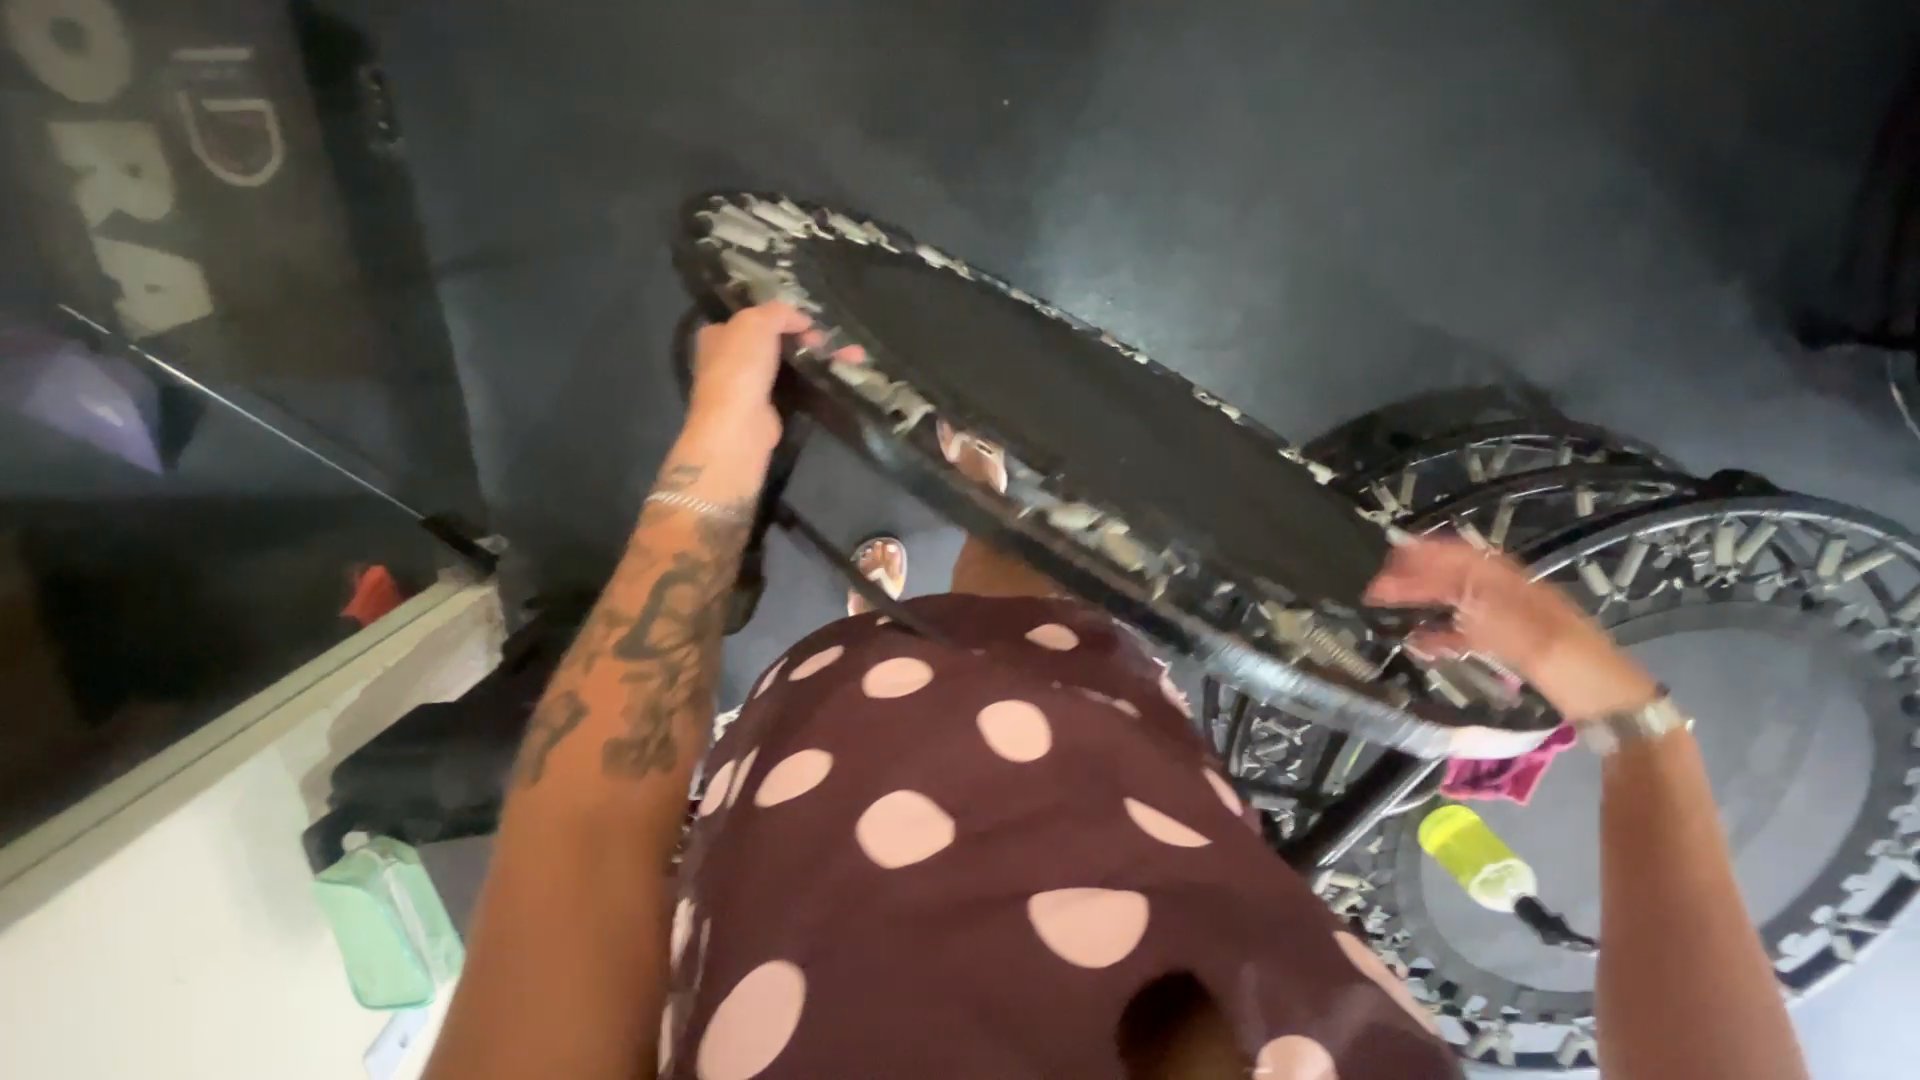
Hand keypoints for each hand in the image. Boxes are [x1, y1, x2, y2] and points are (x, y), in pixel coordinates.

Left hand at [684, 303, 863, 456]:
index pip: (752, 319)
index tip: (808, 320)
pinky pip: (799, 387)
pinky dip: (820, 380)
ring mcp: (751, 386)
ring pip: (791, 364)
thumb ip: (779, 312)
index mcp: (719, 335)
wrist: (739, 424)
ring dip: (820, 358)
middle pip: (775, 342)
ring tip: (852, 355)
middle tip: (827, 340)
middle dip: (806, 338)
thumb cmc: (740, 365)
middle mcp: (732, 360)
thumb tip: (802, 319)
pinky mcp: (771, 408)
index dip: (781, 316)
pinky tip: (843, 373)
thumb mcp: (756, 323)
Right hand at [1364, 538, 1659, 720]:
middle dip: (1418, 575)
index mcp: (1520, 591)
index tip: (1393, 558)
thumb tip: (1451, 600)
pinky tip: (1422, 641)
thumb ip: (1493, 621)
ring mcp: (1513, 621)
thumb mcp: (1540, 645)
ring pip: (1459, 601)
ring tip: (1391, 603)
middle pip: (1458, 577)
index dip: (1429, 555)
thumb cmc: (1581, 673)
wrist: (1619, 709)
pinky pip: (1468, 630)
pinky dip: (1442, 630)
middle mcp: (1514, 598)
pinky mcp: (1513, 646)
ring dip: (1425, 599)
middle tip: (1379, 584)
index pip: (1466, 562)